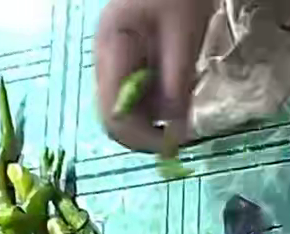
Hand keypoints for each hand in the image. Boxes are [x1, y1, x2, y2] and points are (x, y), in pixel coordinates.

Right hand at [95, 0, 212, 152]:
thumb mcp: (183, 34)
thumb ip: (177, 83)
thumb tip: (176, 132)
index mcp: (112, 47)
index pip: (113, 112)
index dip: (139, 136)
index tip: (169, 143)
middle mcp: (106, 62)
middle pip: (114, 120)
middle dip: (145, 136)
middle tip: (176, 141)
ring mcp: (113, 68)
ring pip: (125, 118)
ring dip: (152, 128)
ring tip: (179, 119)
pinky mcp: (126, 73)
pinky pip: (136, 107)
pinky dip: (156, 116)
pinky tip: (175, 108)